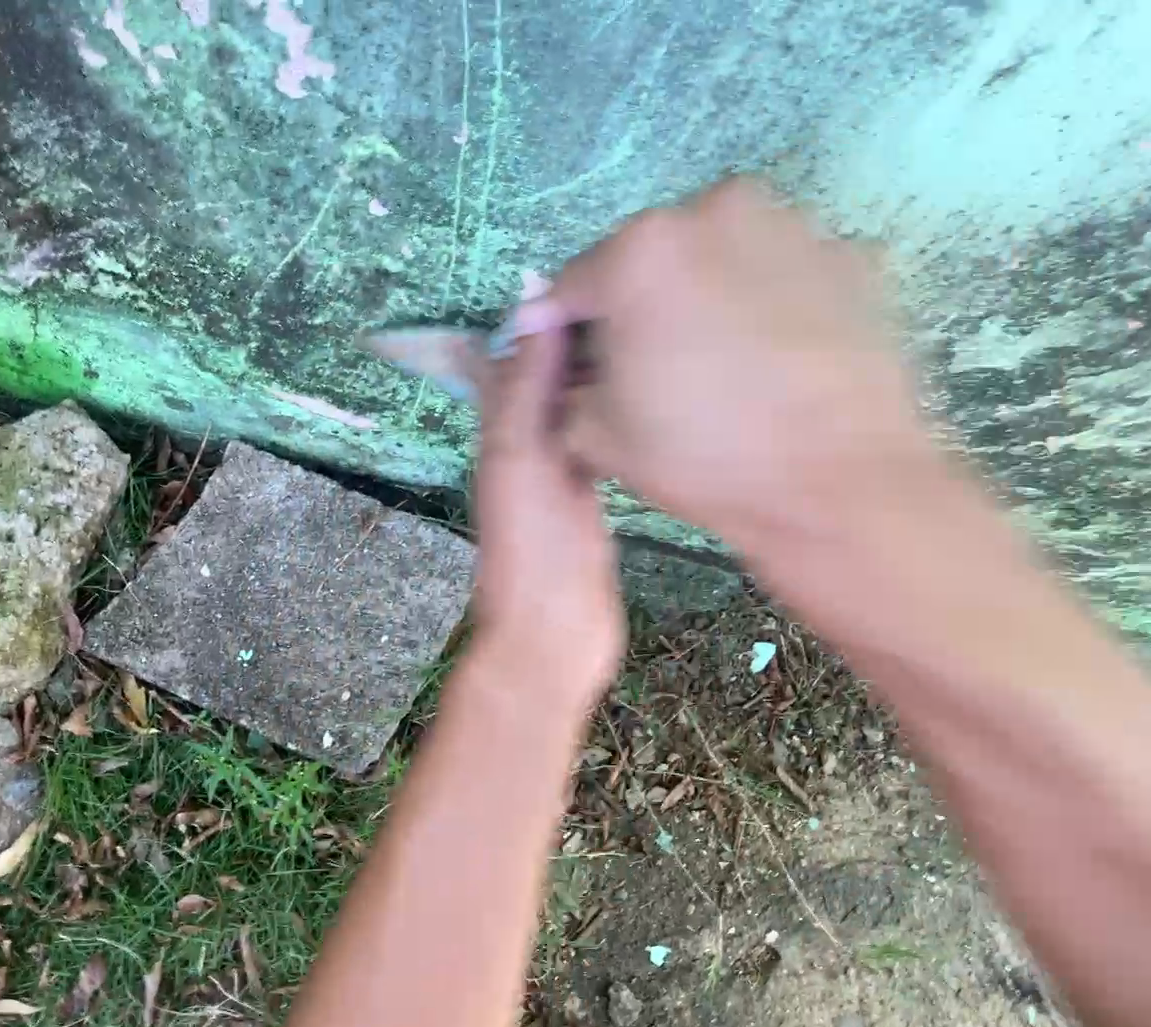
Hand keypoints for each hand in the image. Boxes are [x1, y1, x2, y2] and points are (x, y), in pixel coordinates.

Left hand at [468, 320, 623, 708]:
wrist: (552, 632)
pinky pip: (599, 440)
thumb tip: (531, 302)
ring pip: (576, 405)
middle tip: (636, 292)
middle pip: (548, 376)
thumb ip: (525, 385)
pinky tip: (651, 393)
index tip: (590, 270)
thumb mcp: (520, 456)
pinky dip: (616, 412)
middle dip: (579, 336)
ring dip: (600, 370)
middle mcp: (525, 443)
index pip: (515, 355)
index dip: (542, 315)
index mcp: (500, 430)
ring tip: (649, 328)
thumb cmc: (528, 546)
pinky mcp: (589, 497)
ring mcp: (559, 471)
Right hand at [551, 177, 947, 560]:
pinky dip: (763, 303)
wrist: (837, 484)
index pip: (571, 285)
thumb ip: (560, 383)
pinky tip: (768, 359)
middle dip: (633, 305)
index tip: (569, 365)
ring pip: (715, 257)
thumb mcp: (592, 434)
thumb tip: (568, 367)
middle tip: (642, 367)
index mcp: (640, 251)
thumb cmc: (701, 456)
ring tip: (712, 363)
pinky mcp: (850, 257)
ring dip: (698, 296)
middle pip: (645, 259)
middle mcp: (715, 212)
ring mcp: (793, 228)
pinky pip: (779, 273)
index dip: (561, 331)